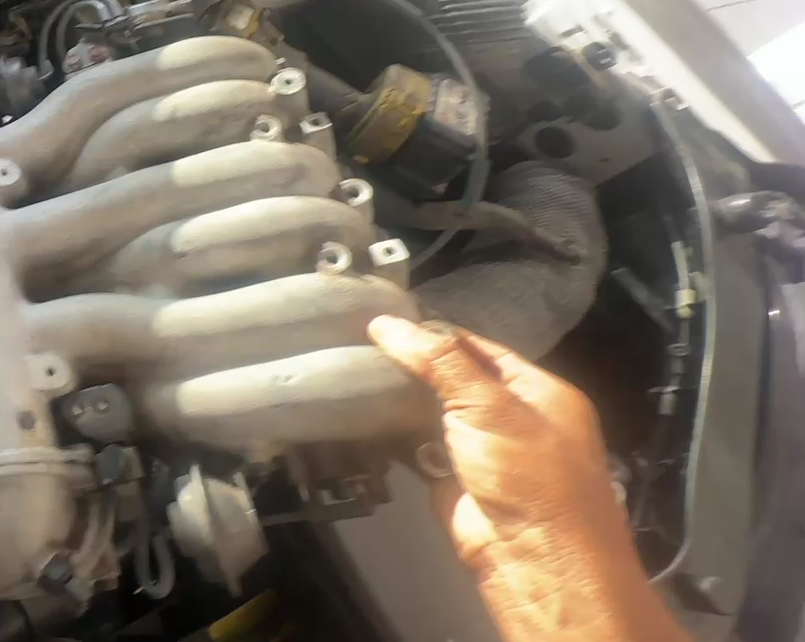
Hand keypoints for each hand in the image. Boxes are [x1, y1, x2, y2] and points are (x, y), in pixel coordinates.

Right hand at [367, 315, 687, 641]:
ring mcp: (478, 445)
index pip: (475, 345)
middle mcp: (510, 415)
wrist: (533, 563)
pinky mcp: (447, 471)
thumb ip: (437, 360)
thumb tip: (382, 321)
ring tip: (344, 367)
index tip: (378, 317)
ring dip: (391, 394)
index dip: (430, 331)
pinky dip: (386, 426)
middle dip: (405, 361)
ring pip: (425, 405)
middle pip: (447, 374)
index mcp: (538, 393)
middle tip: (352, 339)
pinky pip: (410, 437)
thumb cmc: (528, 477)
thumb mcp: (489, 406)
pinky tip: (354, 407)